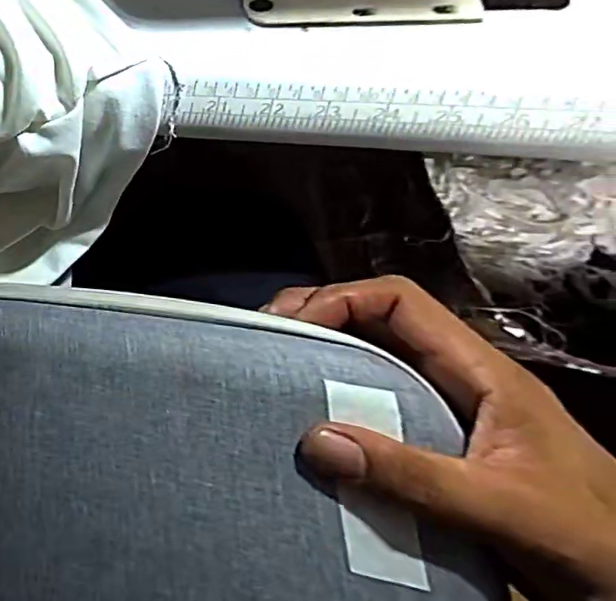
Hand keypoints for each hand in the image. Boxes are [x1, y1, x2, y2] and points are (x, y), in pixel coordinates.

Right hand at [266, 277, 615, 597]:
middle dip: (312, 321)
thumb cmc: (599, 548)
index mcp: (485, 375)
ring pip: (366, 354)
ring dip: (317, 357)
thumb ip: (419, 478)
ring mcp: (449, 407)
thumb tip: (314, 438)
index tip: (291, 328)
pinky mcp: (435, 437)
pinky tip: (310, 416)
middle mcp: (461, 378)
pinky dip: (330, 394)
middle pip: (370, 317)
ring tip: (275, 374)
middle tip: (265, 343)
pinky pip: (369, 394)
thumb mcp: (514, 514)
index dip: (336, 300)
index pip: (396, 299)